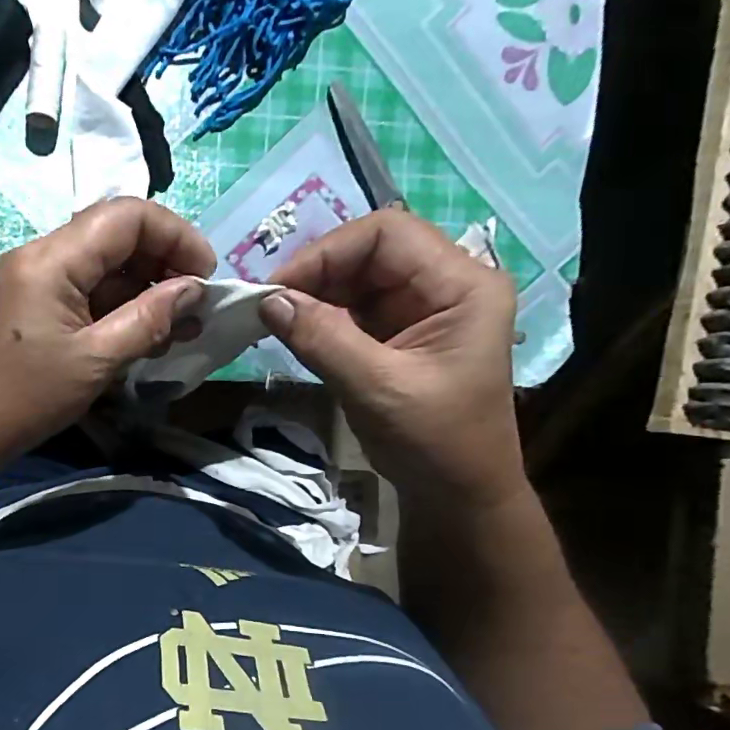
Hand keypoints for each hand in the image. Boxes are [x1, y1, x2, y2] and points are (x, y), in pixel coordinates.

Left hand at [0, 198, 214, 474]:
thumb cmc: (28, 399)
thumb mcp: (96, 361)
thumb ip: (149, 319)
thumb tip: (195, 289)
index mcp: (51, 260)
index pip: (127, 216)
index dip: (176, 236)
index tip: (206, 276)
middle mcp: (42, 255)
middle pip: (118, 233)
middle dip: (166, 261)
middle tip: (197, 304)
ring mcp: (39, 278)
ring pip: (108, 262)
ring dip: (149, 287)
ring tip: (183, 325)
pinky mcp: (40, 301)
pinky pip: (91, 288)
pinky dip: (125, 305)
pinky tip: (153, 332)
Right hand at [264, 211, 526, 509]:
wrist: (458, 495)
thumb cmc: (435, 444)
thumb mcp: (376, 389)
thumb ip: (322, 339)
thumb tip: (266, 299)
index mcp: (462, 286)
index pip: (388, 233)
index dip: (328, 252)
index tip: (280, 287)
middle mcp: (448, 284)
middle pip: (372, 252)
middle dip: (319, 274)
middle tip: (271, 305)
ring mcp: (425, 308)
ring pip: (360, 278)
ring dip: (317, 295)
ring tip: (279, 319)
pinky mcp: (403, 332)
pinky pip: (357, 308)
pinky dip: (324, 316)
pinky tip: (299, 331)